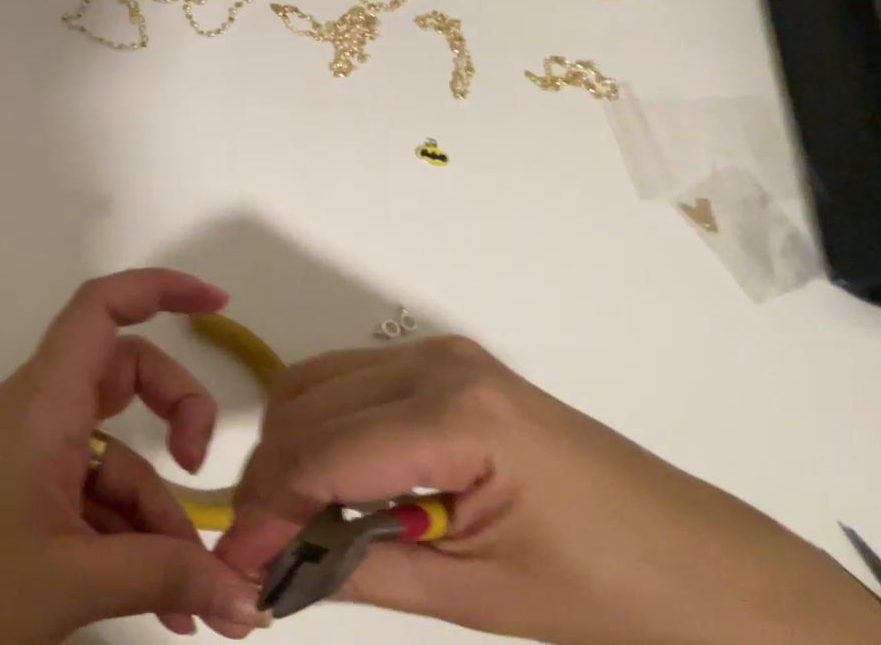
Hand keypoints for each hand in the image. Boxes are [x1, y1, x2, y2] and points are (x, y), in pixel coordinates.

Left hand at [0, 270, 267, 644]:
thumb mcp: (76, 579)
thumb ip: (166, 577)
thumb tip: (248, 597)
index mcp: (44, 401)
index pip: (99, 310)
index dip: (157, 289)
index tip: (215, 302)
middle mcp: (40, 411)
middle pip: (125, 375)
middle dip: (179, 415)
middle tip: (206, 470)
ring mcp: (34, 452)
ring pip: (119, 454)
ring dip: (160, 518)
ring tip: (192, 600)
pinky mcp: (28, 492)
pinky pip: (97, 495)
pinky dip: (133, 539)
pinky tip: (164, 603)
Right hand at [216, 336, 880, 644]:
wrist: (716, 573)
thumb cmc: (610, 594)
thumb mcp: (475, 594)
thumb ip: (354, 570)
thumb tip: (261, 572)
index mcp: (457, 417)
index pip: (323, 454)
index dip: (267, 507)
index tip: (234, 558)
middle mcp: (436, 365)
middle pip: (305, 410)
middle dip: (269, 478)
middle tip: (257, 546)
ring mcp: (439, 356)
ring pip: (313, 385)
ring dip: (289, 448)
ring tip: (289, 516)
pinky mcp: (443, 366)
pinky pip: (345, 382)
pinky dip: (319, 427)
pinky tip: (331, 480)